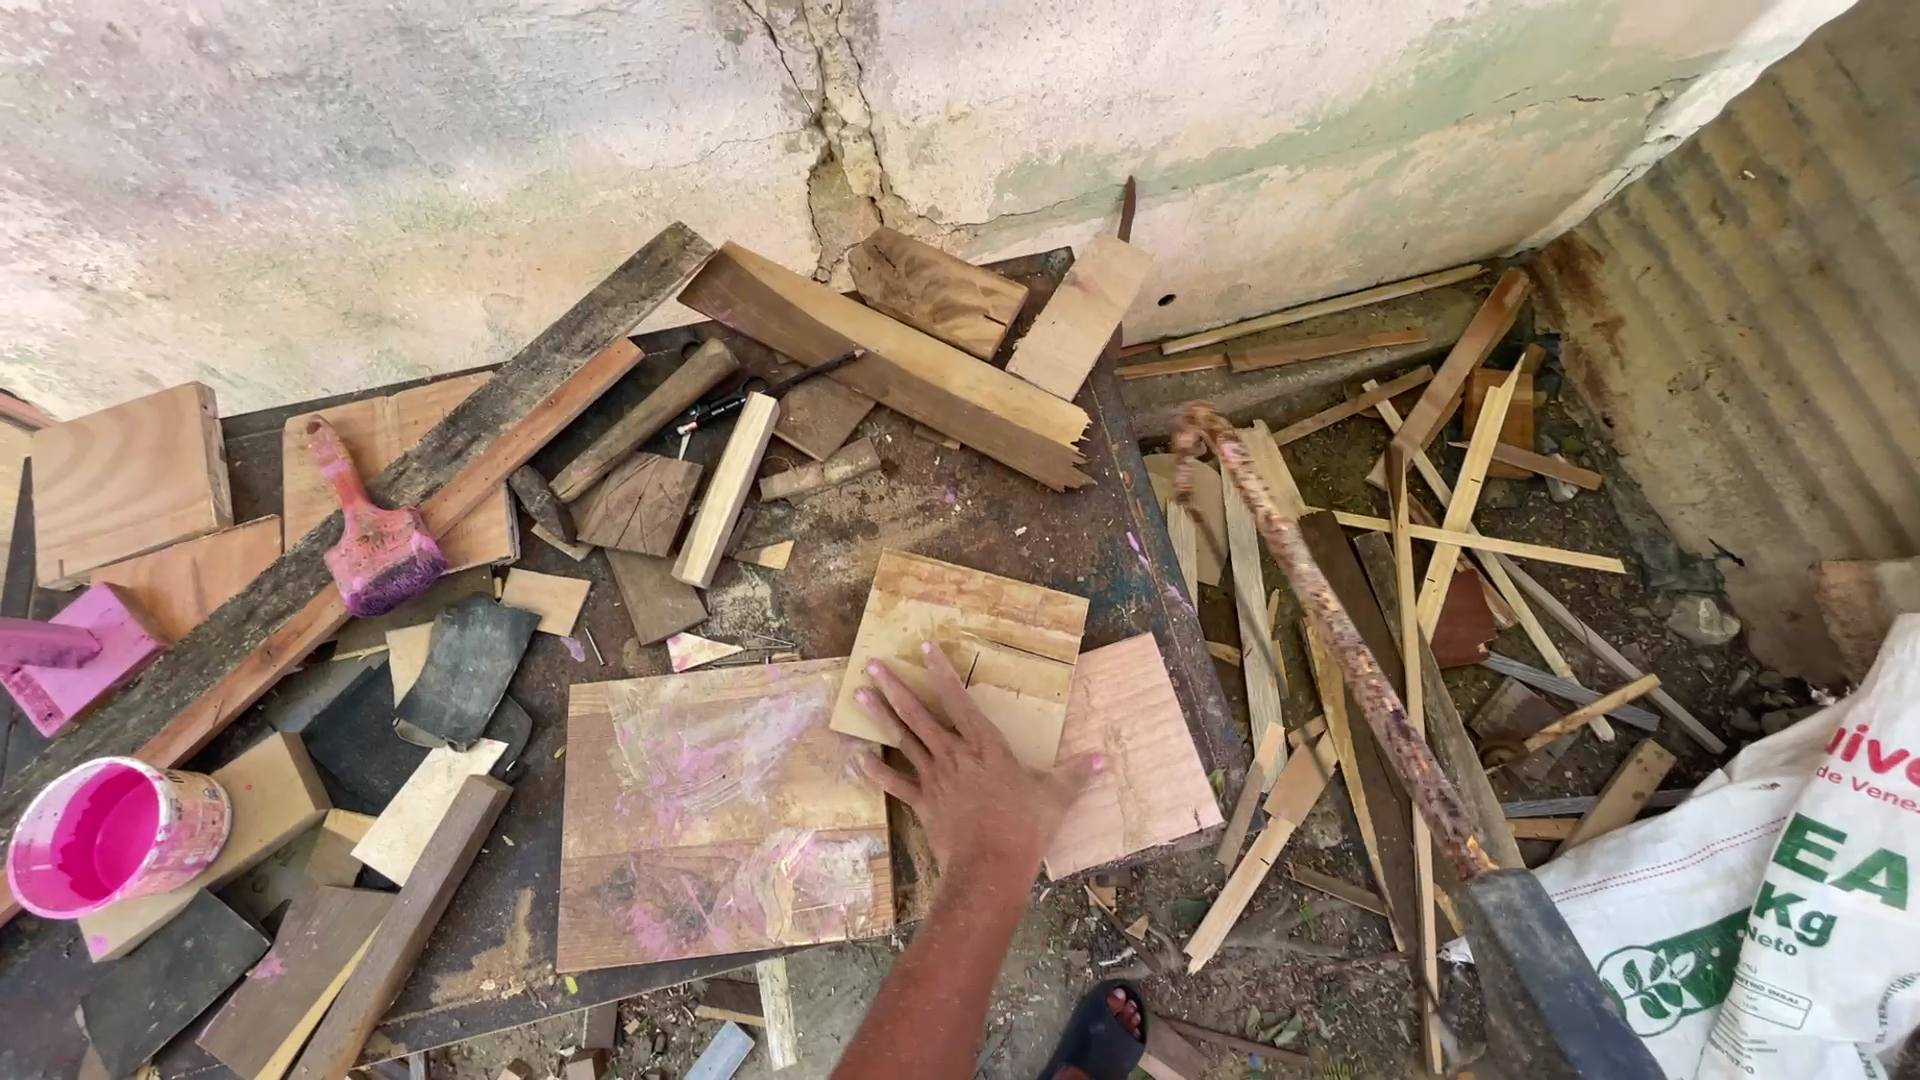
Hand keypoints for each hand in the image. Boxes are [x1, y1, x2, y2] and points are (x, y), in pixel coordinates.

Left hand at [854, 641, 1102, 881]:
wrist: (991, 867)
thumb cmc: (1025, 826)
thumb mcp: (1056, 796)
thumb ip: (1076, 774)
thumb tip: (1102, 759)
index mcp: (985, 743)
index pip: (958, 698)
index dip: (940, 671)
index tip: (924, 647)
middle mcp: (954, 753)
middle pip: (918, 713)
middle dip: (895, 687)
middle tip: (873, 665)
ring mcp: (934, 778)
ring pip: (902, 739)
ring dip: (880, 716)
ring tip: (859, 694)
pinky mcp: (923, 803)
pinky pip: (894, 784)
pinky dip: (875, 772)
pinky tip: (856, 758)